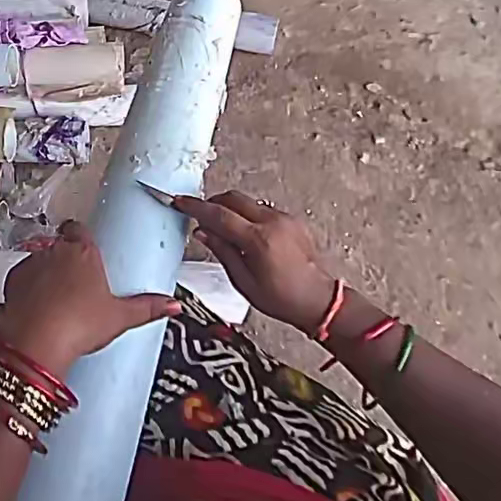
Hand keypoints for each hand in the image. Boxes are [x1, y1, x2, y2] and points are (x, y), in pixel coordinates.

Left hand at [0, 220, 179, 371]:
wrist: (37, 340)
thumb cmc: (76, 324)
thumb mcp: (120, 317)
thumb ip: (148, 307)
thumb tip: (170, 305)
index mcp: (84, 252)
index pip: (80, 229)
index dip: (82, 236)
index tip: (88, 246)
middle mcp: (56, 251)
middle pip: (61, 245)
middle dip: (68, 259)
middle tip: (78, 281)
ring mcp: (32, 263)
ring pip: (41, 259)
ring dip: (47, 272)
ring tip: (58, 298)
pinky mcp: (13, 279)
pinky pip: (22, 276)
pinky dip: (28, 286)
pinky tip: (39, 305)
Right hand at [172, 191, 337, 329]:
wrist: (319, 302)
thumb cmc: (284, 299)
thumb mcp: (243, 280)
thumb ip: (222, 250)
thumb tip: (203, 232)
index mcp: (259, 240)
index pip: (219, 214)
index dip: (195, 207)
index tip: (180, 202)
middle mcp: (273, 223)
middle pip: (232, 199)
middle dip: (212, 203)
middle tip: (199, 216)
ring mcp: (285, 220)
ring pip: (247, 201)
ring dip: (229, 209)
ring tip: (221, 228)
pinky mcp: (292, 221)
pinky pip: (261, 209)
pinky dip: (246, 215)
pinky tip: (243, 232)